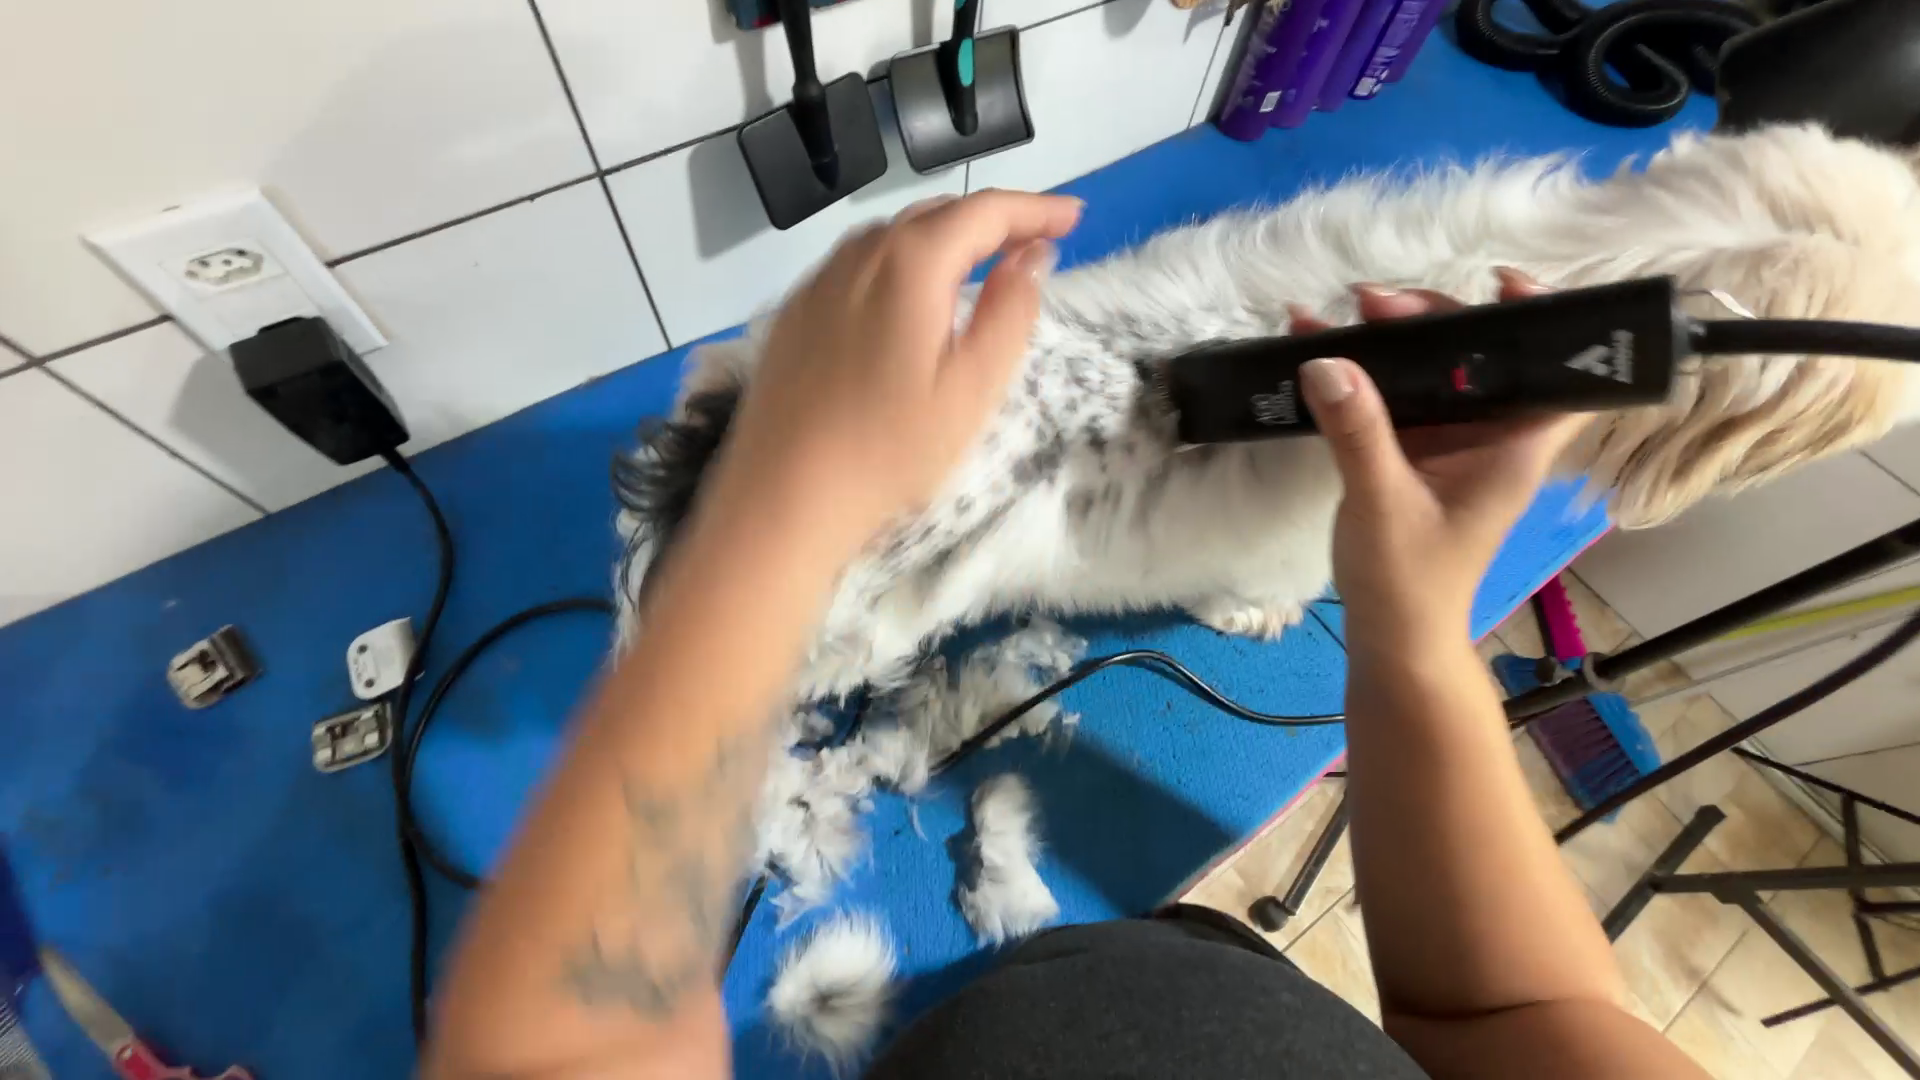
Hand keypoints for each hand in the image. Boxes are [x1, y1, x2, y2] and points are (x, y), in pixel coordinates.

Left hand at [701, 190, 1082, 557]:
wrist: (784, 495)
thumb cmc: (890, 451)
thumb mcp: (971, 389)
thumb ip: (1010, 312)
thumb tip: (1030, 257)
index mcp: (910, 264)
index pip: (984, 211)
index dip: (1035, 210)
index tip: (1071, 217)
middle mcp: (859, 254)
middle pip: (937, 216)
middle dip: (992, 223)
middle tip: (1033, 246)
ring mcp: (819, 281)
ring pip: (894, 240)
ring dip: (944, 243)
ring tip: (978, 270)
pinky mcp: (796, 313)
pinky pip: (860, 269)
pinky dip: (900, 268)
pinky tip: (908, 304)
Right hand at [1294, 271, 1587, 654]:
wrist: (1391, 633)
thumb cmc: (1408, 578)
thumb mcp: (1383, 501)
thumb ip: (1358, 430)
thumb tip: (1325, 361)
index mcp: (1513, 444)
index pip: (1557, 369)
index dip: (1545, 319)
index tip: (1497, 284)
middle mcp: (1487, 435)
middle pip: (1475, 358)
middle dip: (1428, 321)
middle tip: (1371, 303)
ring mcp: (1445, 445)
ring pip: (1428, 375)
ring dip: (1385, 344)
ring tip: (1333, 316)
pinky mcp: (1407, 456)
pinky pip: (1389, 402)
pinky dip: (1359, 377)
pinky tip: (1318, 357)